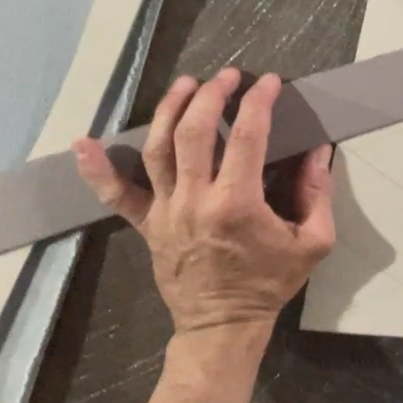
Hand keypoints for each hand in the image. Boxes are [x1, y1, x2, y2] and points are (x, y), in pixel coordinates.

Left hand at [72, 69, 336, 336]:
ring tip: (186, 84)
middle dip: (212, 96)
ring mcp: (165, 212)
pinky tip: (85, 142)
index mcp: (238, 203)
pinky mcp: (147, 225)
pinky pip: (116, 195)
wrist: (223, 326)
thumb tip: (318, 150)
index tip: (270, 82)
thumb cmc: (272, 281)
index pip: (247, 137)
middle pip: (195, 133)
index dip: (259, 103)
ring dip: (170, 111)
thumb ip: (317, 192)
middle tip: (229, 76)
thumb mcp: (314, 240)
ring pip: (158, 150)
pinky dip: (96, 169)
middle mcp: (195, 201)